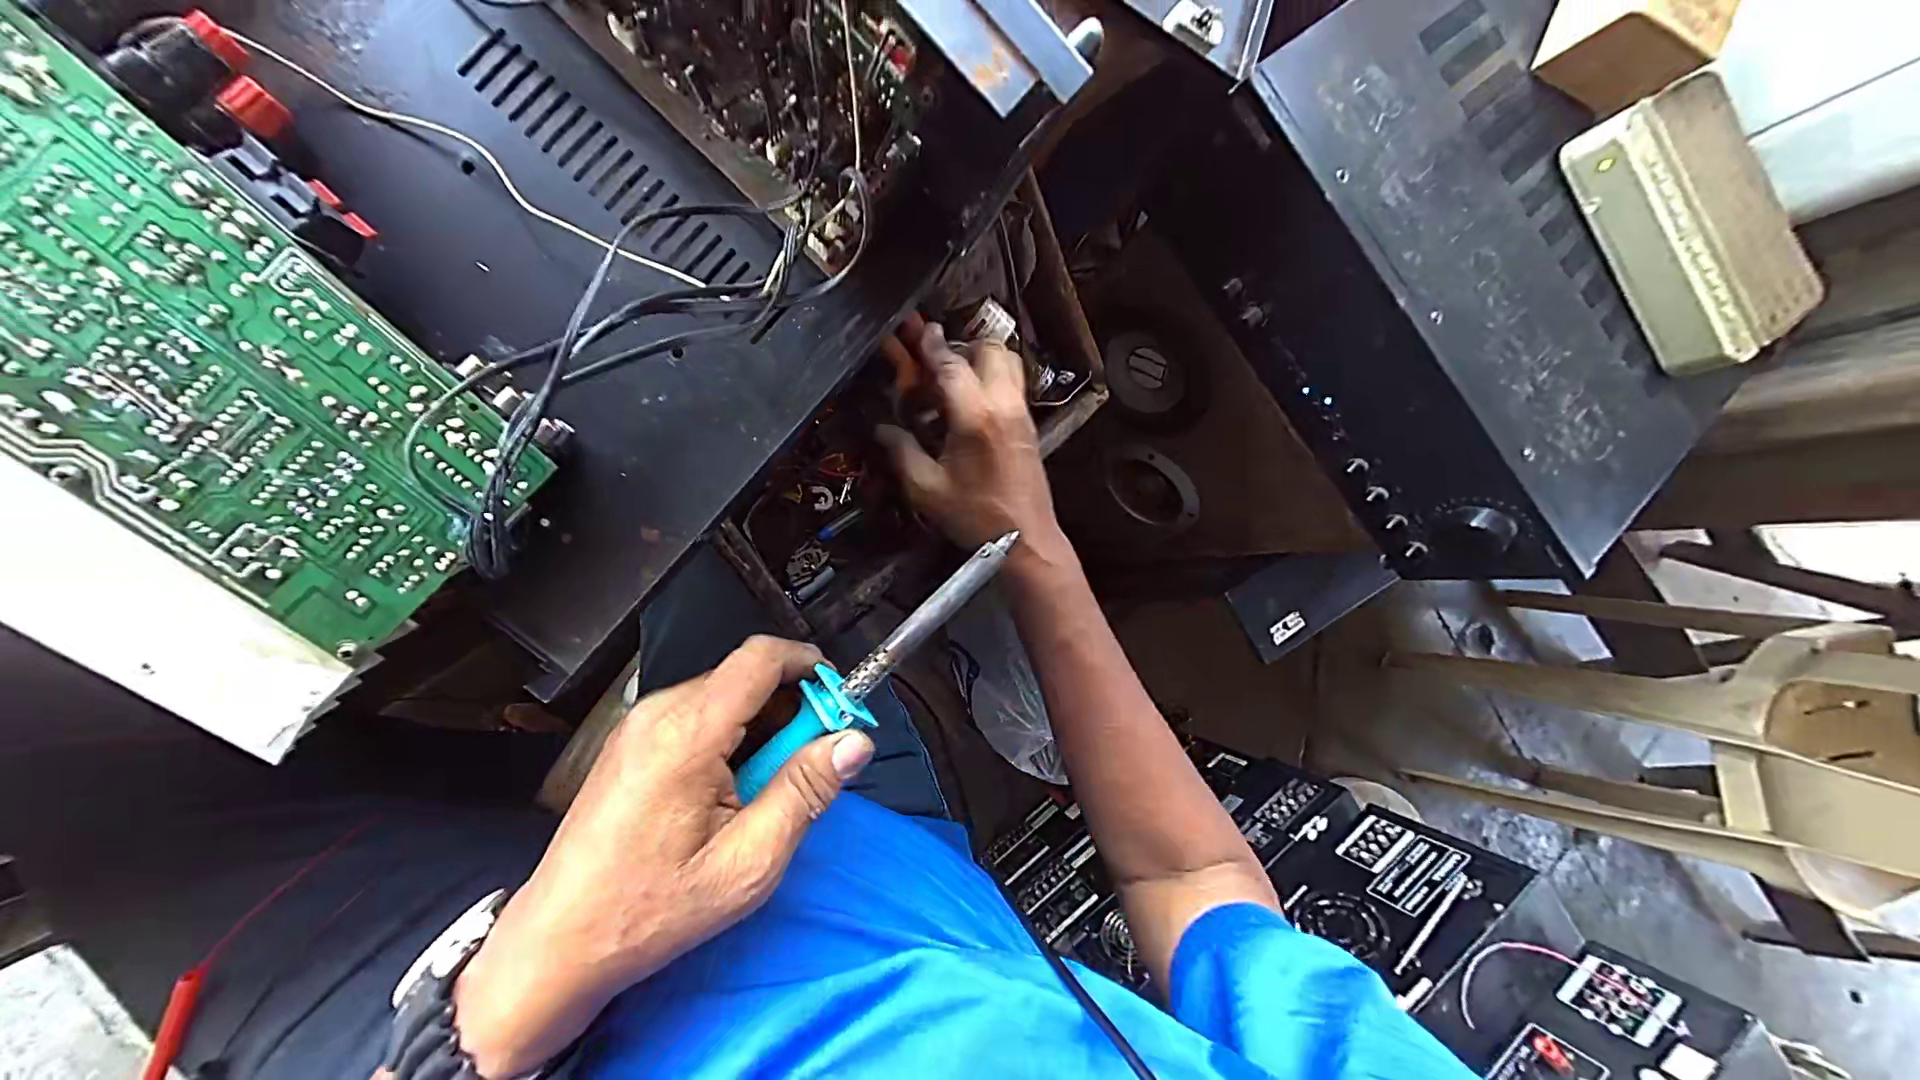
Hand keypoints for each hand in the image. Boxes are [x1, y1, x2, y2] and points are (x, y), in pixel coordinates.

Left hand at [452, 637, 873, 1077]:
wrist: (555, 944)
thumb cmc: (648, 910)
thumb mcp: (747, 863)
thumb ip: (805, 792)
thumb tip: (854, 743)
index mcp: (687, 734)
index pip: (761, 657)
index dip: (810, 666)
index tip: (839, 701)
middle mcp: (660, 713)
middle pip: (748, 676)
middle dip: (791, 708)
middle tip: (810, 761)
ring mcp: (642, 724)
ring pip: (728, 695)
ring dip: (763, 726)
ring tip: (765, 788)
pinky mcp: (635, 739)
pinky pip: (702, 713)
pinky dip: (733, 736)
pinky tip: (731, 789)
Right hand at [875, 321, 1072, 571]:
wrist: (1026, 540)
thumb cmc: (976, 517)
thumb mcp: (927, 489)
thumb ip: (901, 453)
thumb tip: (883, 430)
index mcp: (976, 416)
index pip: (952, 365)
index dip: (931, 346)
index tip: (918, 331)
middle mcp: (1004, 406)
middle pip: (989, 349)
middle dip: (960, 346)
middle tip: (936, 362)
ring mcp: (1022, 415)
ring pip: (1008, 362)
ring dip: (980, 360)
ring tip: (953, 380)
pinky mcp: (1029, 427)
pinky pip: (1012, 385)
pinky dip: (991, 380)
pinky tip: (969, 405)